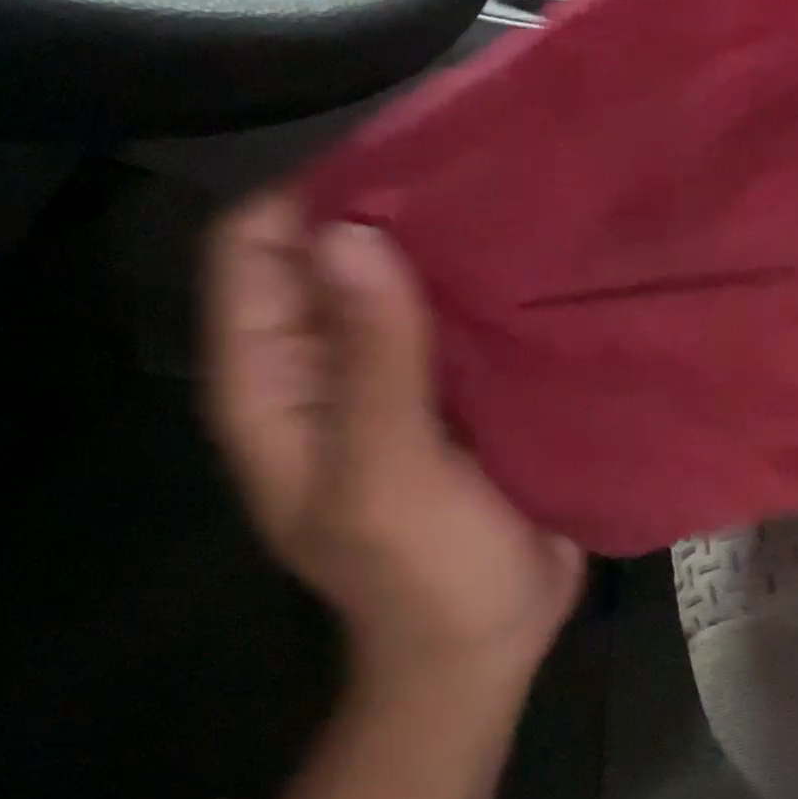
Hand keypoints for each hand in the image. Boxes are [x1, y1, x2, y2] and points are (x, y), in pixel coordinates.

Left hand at [203, 194, 586, 675]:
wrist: (490, 643)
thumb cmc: (424, 575)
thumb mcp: (386, 476)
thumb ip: (374, 365)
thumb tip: (354, 234)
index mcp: (276, 383)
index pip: (254, 251)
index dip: (310, 194)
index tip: (403, 155)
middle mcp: (328, 366)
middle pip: (334, 257)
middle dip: (393, 209)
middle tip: (479, 169)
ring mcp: (398, 379)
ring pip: (407, 284)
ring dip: (449, 247)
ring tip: (520, 202)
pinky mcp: (461, 393)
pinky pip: (464, 321)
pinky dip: (491, 290)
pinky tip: (544, 265)